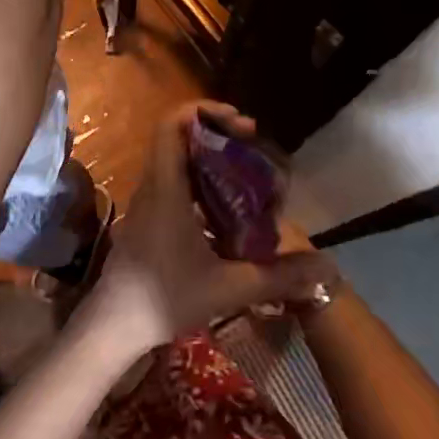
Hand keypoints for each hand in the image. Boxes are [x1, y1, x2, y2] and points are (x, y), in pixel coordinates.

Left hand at [85, 102, 335, 351]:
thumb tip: (326, 268)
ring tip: (246, 171)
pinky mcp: (146, 219)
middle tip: (252, 144)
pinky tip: (226, 207)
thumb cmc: (164, 299)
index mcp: (166, 188)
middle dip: (216, 132)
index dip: (204, 111)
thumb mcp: (228, 288)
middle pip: (178, 137)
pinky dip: (200, 180)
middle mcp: (152, 186)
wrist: (112, 327)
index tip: (240, 123)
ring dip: (208, 156)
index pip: (172, 125)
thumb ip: (278, 275)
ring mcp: (146, 202)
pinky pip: (173, 182)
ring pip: (175, 160)